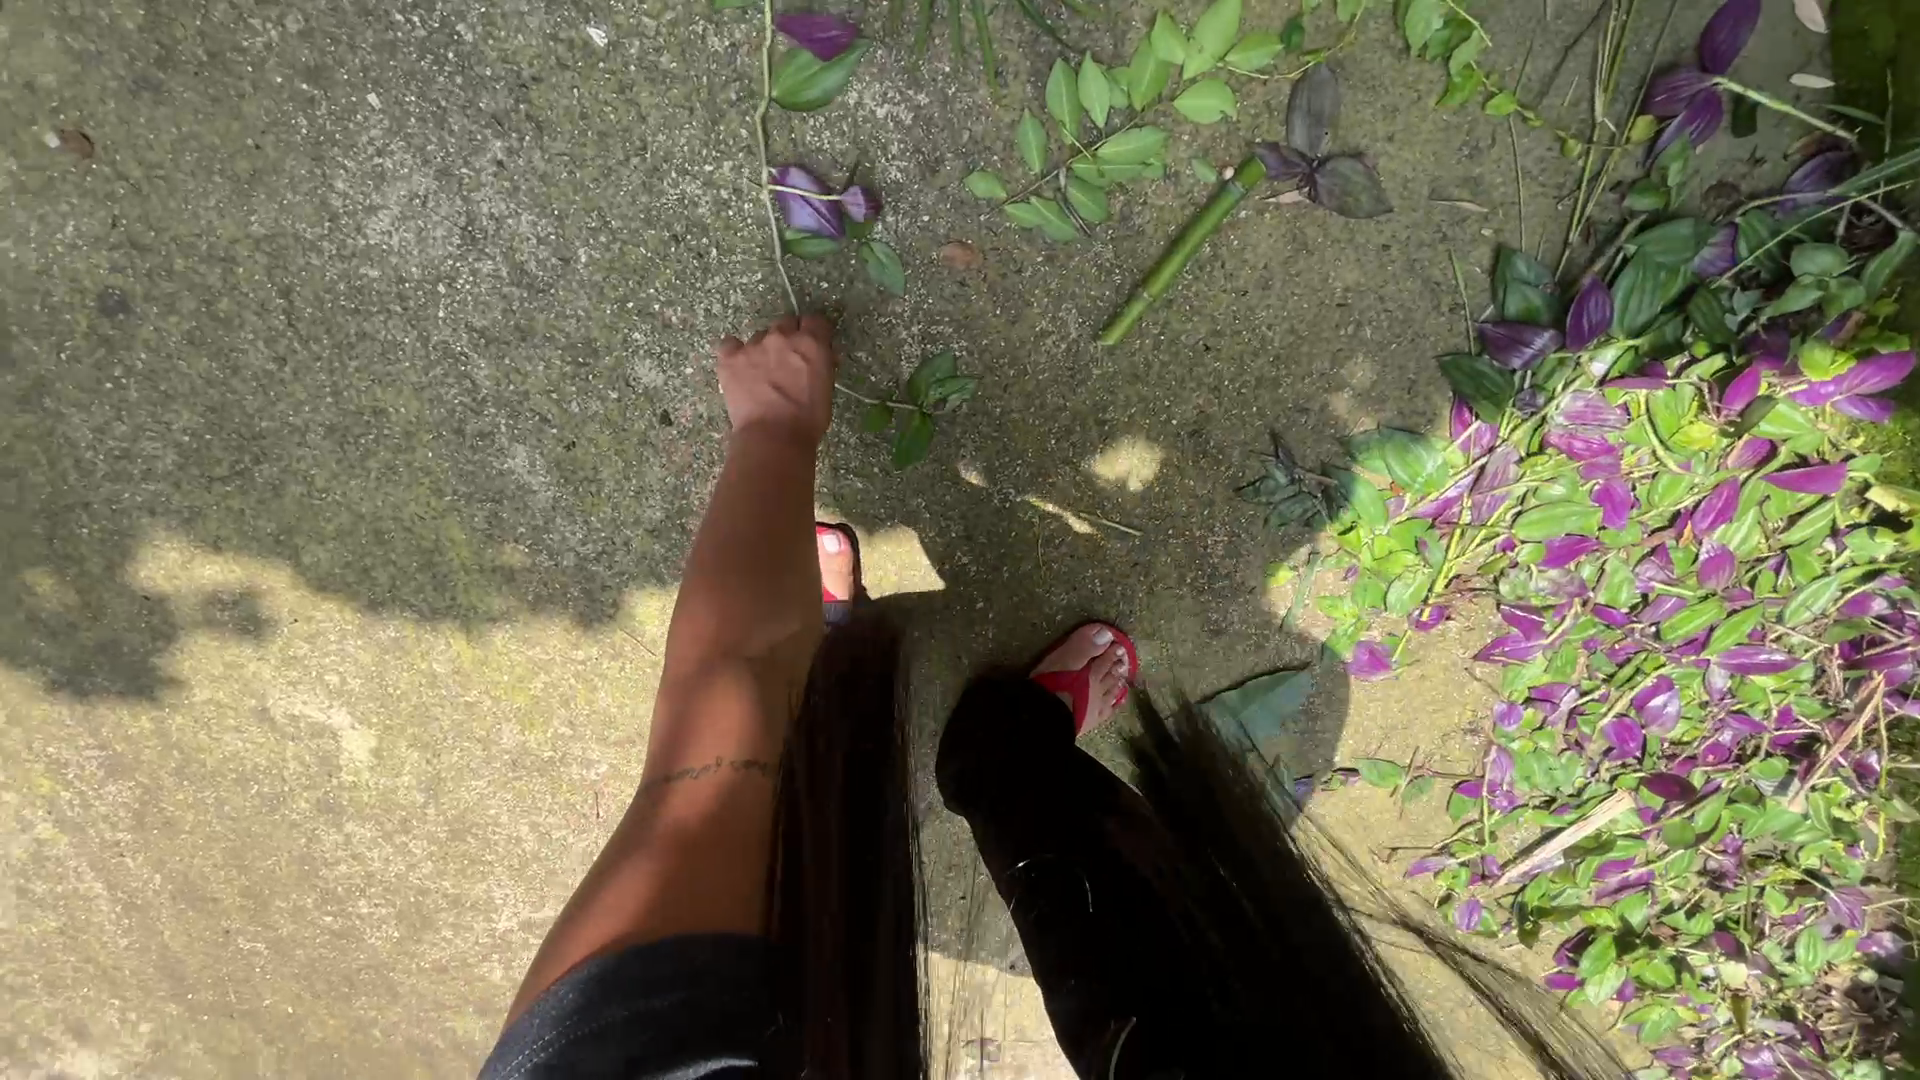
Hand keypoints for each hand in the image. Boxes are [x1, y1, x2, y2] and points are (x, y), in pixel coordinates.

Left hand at [715, 315, 836, 446]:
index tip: (814, 345)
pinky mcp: (730, 358)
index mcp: (811, 343)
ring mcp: (754, 345)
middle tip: (788, 361)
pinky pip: (730, 345)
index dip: (815, 332)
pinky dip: (735, 353)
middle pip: (786, 323)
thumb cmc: (808, 420)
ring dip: (764, 349)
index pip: (816, 321)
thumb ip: (821, 365)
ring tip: (762, 374)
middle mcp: (782, 337)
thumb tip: (818, 358)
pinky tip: (738, 368)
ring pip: (760, 336)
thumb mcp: (826, 389)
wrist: (774, 437)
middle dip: (789, 338)